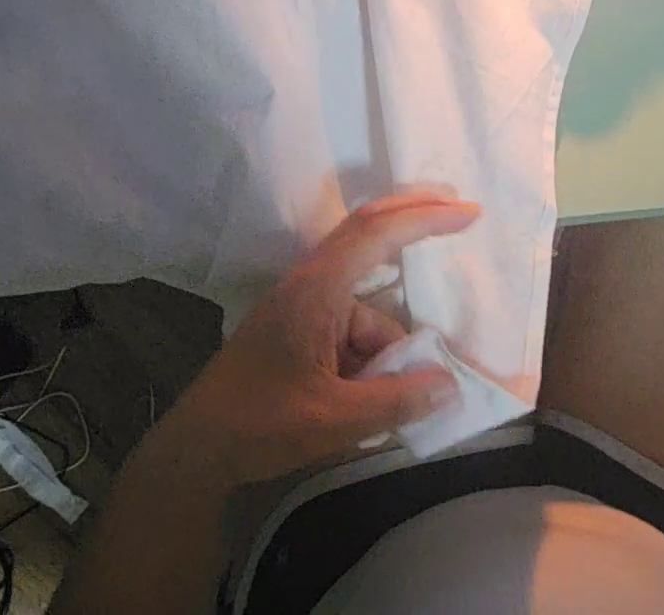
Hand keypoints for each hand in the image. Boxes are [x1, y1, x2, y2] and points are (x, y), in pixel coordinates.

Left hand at [160, 193, 477, 485]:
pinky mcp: (302, 331)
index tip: (467, 213)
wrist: (195, 449)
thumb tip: (449, 385)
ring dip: (387, 348)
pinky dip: (370, 359)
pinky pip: (352, 331)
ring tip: (376, 405)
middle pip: (369, 237)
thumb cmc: (258, 425)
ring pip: (367, 310)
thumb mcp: (333, 421)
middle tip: (464, 214)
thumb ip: (395, 401)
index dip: (423, 217)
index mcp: (316, 290)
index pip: (374, 233)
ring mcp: (305, 307)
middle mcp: (311, 285)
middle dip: (414, 222)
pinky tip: (364, 403)